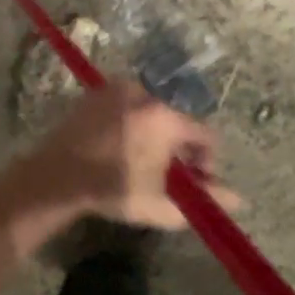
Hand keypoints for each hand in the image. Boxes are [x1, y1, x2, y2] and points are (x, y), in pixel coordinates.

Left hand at [21, 82, 241, 229]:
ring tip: (143, 163)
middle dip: (178, 147)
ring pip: (149, 113)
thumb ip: (204, 200)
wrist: (58, 175)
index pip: (204, 135)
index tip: (197, 180)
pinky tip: (120, 148)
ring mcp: (113, 90)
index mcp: (163, 117)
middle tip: (168, 173)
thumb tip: (237, 200)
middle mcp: (141, 94)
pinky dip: (130, 123)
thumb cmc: (113, 188)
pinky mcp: (92, 94)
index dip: (206, 160)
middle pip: (175, 120)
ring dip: (153, 134)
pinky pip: (124, 107)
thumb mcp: (164, 203)